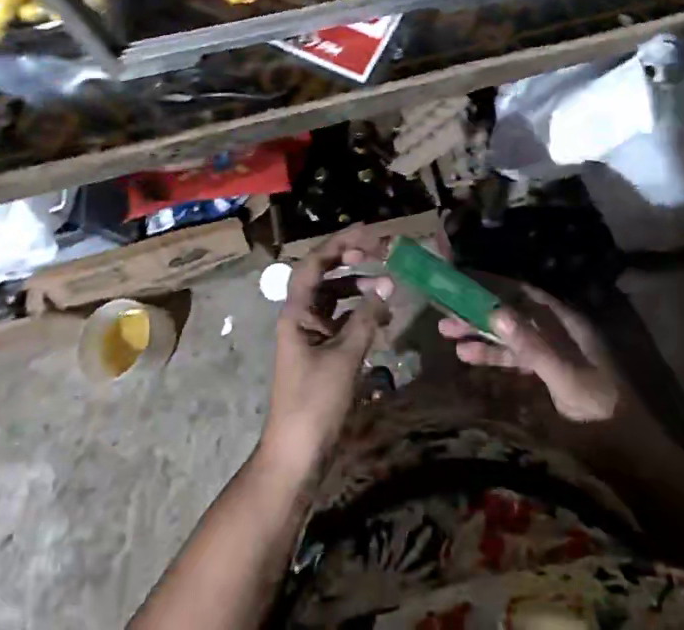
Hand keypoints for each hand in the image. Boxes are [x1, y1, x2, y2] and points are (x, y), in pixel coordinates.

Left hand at [258, 229, 391, 481]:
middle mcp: (299, 316)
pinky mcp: (320, 352)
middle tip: (382, 253)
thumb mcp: (344, 357)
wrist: (296, 450)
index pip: (314, 264)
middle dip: (351, 261)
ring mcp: (309, 334)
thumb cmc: (315, 401)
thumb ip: (366, 319)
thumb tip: (387, 284)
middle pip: (324, 276)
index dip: (339, 244)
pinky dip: (360, 314)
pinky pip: (341, 321)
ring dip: (358, 288)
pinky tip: (382, 318)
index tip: (368, 233)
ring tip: (387, 288)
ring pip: (334, 298)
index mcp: (295, 312)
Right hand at [441, 284, 626, 422]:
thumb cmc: (601, 408)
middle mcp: (556, 332)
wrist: (631, 453)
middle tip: (444, 311)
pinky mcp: (547, 375)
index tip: (462, 280)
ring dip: (480, 335)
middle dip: (479, 312)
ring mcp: (551, 353)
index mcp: (566, 323)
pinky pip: (514, 359)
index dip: (494, 284)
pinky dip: (492, 357)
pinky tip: (468, 357)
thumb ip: (531, 345)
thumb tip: (495, 312)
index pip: (524, 293)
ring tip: (446, 333)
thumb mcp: (564, 376)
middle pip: (512, 314)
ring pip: (509, 337)